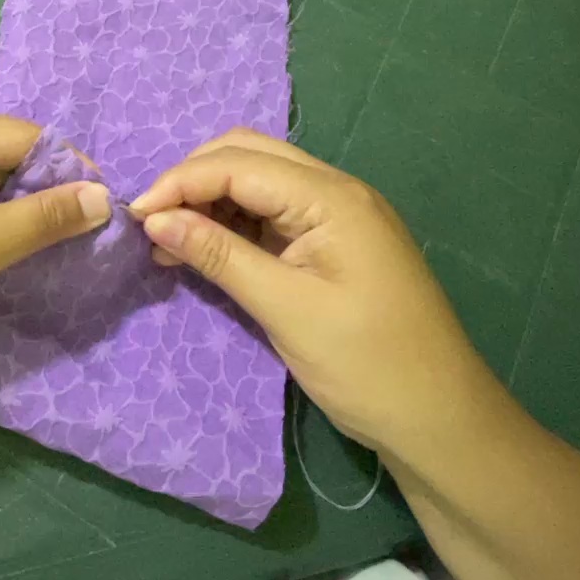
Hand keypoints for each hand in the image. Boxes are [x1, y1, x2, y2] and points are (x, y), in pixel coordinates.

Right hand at [129, 129, 505, 460]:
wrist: (444, 424)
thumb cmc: (368, 365)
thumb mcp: (285, 309)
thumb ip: (218, 255)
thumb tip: (154, 219)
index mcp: (331, 197)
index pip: (237, 164)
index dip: (179, 183)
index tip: (135, 216)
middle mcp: (334, 190)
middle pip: (246, 154)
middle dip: (192, 179)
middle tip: (154, 222)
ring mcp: (335, 214)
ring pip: (255, 179)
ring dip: (208, 199)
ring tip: (169, 240)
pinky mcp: (330, 240)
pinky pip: (268, 212)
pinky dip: (230, 222)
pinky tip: (203, 249)